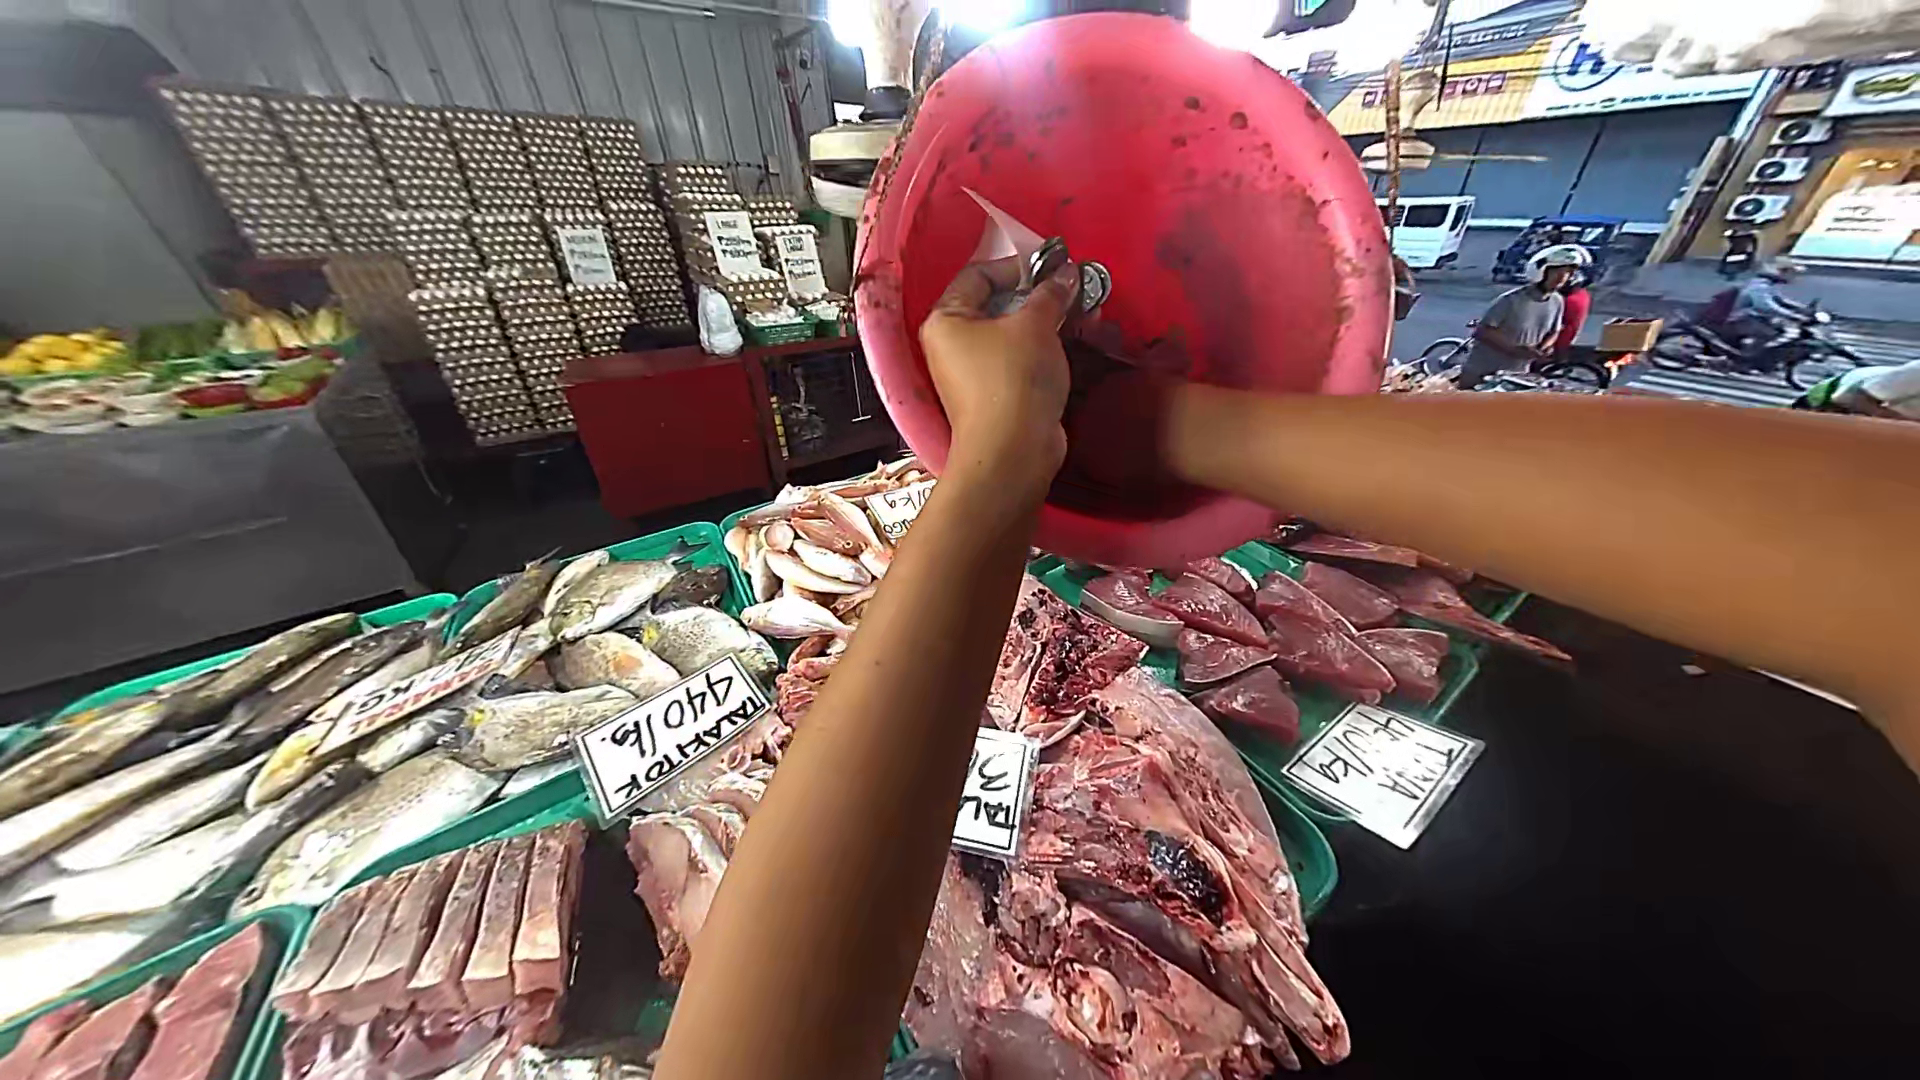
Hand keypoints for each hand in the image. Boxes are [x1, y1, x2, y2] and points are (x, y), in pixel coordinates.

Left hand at [919, 256, 1076, 493]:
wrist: (1014, 452)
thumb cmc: (1014, 379)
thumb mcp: (1035, 324)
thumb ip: (1051, 293)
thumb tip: (1067, 274)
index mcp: (946, 320)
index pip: (978, 275)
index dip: (1017, 266)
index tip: (1054, 266)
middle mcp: (953, 346)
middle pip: (998, 306)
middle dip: (1041, 295)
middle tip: (1075, 288)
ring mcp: (975, 374)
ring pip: (1015, 334)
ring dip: (1051, 321)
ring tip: (1086, 311)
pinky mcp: (999, 396)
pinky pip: (1023, 360)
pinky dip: (1047, 348)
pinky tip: (1077, 339)